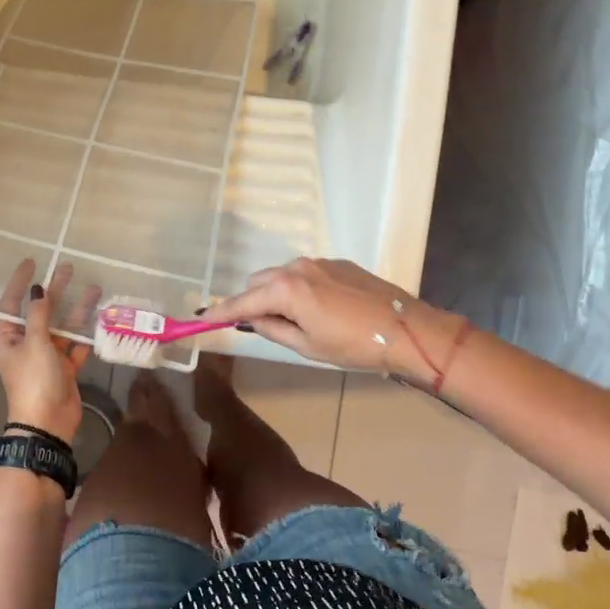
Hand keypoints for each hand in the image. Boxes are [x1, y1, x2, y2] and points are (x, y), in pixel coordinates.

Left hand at [0, 259, 99, 443]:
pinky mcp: (64, 368)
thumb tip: (38, 289)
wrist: (47, 424)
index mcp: (8, 338)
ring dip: (76, 309)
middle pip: (41, 311)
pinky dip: (86, 334)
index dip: (20, 282)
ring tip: (94, 288)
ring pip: (62, 327)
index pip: (11, 303)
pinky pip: (75, 345)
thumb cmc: (34, 380)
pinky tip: (100, 317)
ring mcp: (46, 357)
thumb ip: (39, 315)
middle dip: (55, 290)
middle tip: (69, 268)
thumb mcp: (35, 343)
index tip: (32, 262)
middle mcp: (25, 344)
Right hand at [200, 258, 463, 383]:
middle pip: (259, 282)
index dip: (221, 311)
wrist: (407, 330)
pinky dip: (300, 288)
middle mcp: (297, 268)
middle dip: (252, 301)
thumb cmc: (354, 345)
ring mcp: (319, 262)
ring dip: (277, 294)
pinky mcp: (339, 264)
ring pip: (282, 276)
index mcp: (286, 289)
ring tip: (295, 320)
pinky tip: (320, 309)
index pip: (243, 301)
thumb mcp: (307, 345)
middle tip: (260, 326)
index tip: (201, 317)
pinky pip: (306, 274)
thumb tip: (251, 320)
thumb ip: (272, 329)